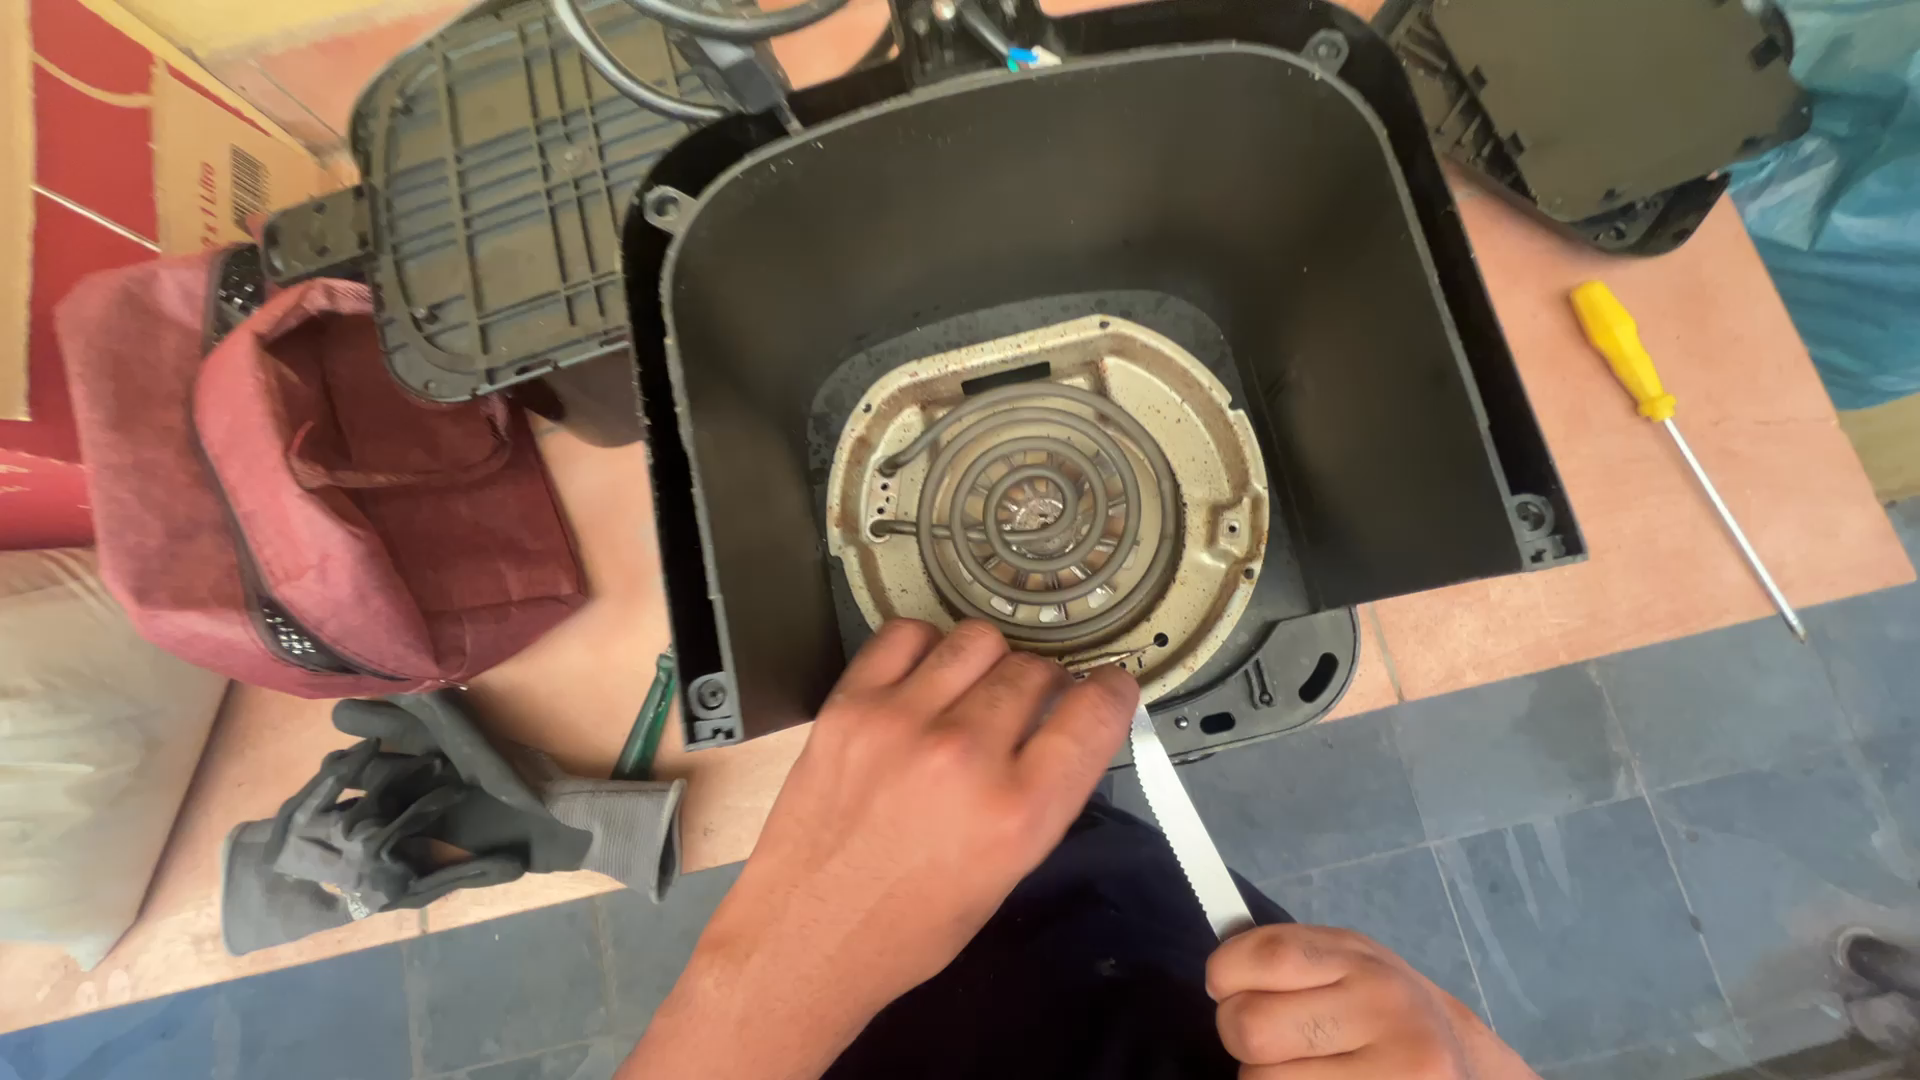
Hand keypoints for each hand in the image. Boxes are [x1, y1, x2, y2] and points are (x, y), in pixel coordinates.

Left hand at [622, 619, 1138, 1079]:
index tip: (1109, 686)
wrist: (805, 938)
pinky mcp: (850, 704)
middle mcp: (964, 756)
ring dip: (991, 660)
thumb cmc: (912, 925)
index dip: (1112, 692)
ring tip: (974, 688)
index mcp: (1017, 814)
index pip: (1093, 715)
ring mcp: (901, 721)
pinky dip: (926, 645)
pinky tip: (924, 675)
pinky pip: (906, 633)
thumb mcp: (1007, 873)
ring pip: (979, 639)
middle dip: (1044, 684)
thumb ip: (1043, 792)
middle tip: (1027, 705)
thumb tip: (1067, 726)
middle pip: (1034, 670)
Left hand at [1209, 925, 1539, 1078]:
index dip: (1224, 974)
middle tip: (1263, 1040)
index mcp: (1362, 963)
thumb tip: (1216, 974)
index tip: (1223, 986)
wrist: (1467, 1066)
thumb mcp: (1342, 959)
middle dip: (1238, 1035)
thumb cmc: (1382, 1005)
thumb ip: (1282, 959)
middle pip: (1251, 1029)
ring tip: (1301, 1070)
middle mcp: (1387, 1016)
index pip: (1263, 957)